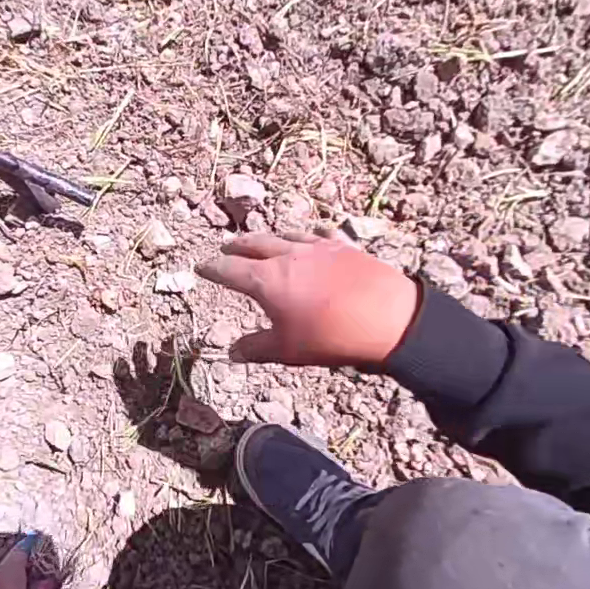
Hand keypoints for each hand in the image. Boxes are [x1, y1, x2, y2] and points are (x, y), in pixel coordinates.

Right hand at [196, 232, 419, 367]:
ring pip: (285, 236)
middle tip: (227, 247)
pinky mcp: (342, 247)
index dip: (213, 269)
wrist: (387, 317)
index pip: (230, 270)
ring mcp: (317, 247)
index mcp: (267, 280)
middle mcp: (287, 256)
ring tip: (262, 240)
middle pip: (255, 244)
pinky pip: (317, 236)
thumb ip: (256, 348)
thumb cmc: (330, 336)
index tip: (202, 268)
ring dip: (268, 238)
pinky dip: (305, 238)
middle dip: (237, 246)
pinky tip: (310, 239)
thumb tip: (232, 352)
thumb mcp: (288, 349)